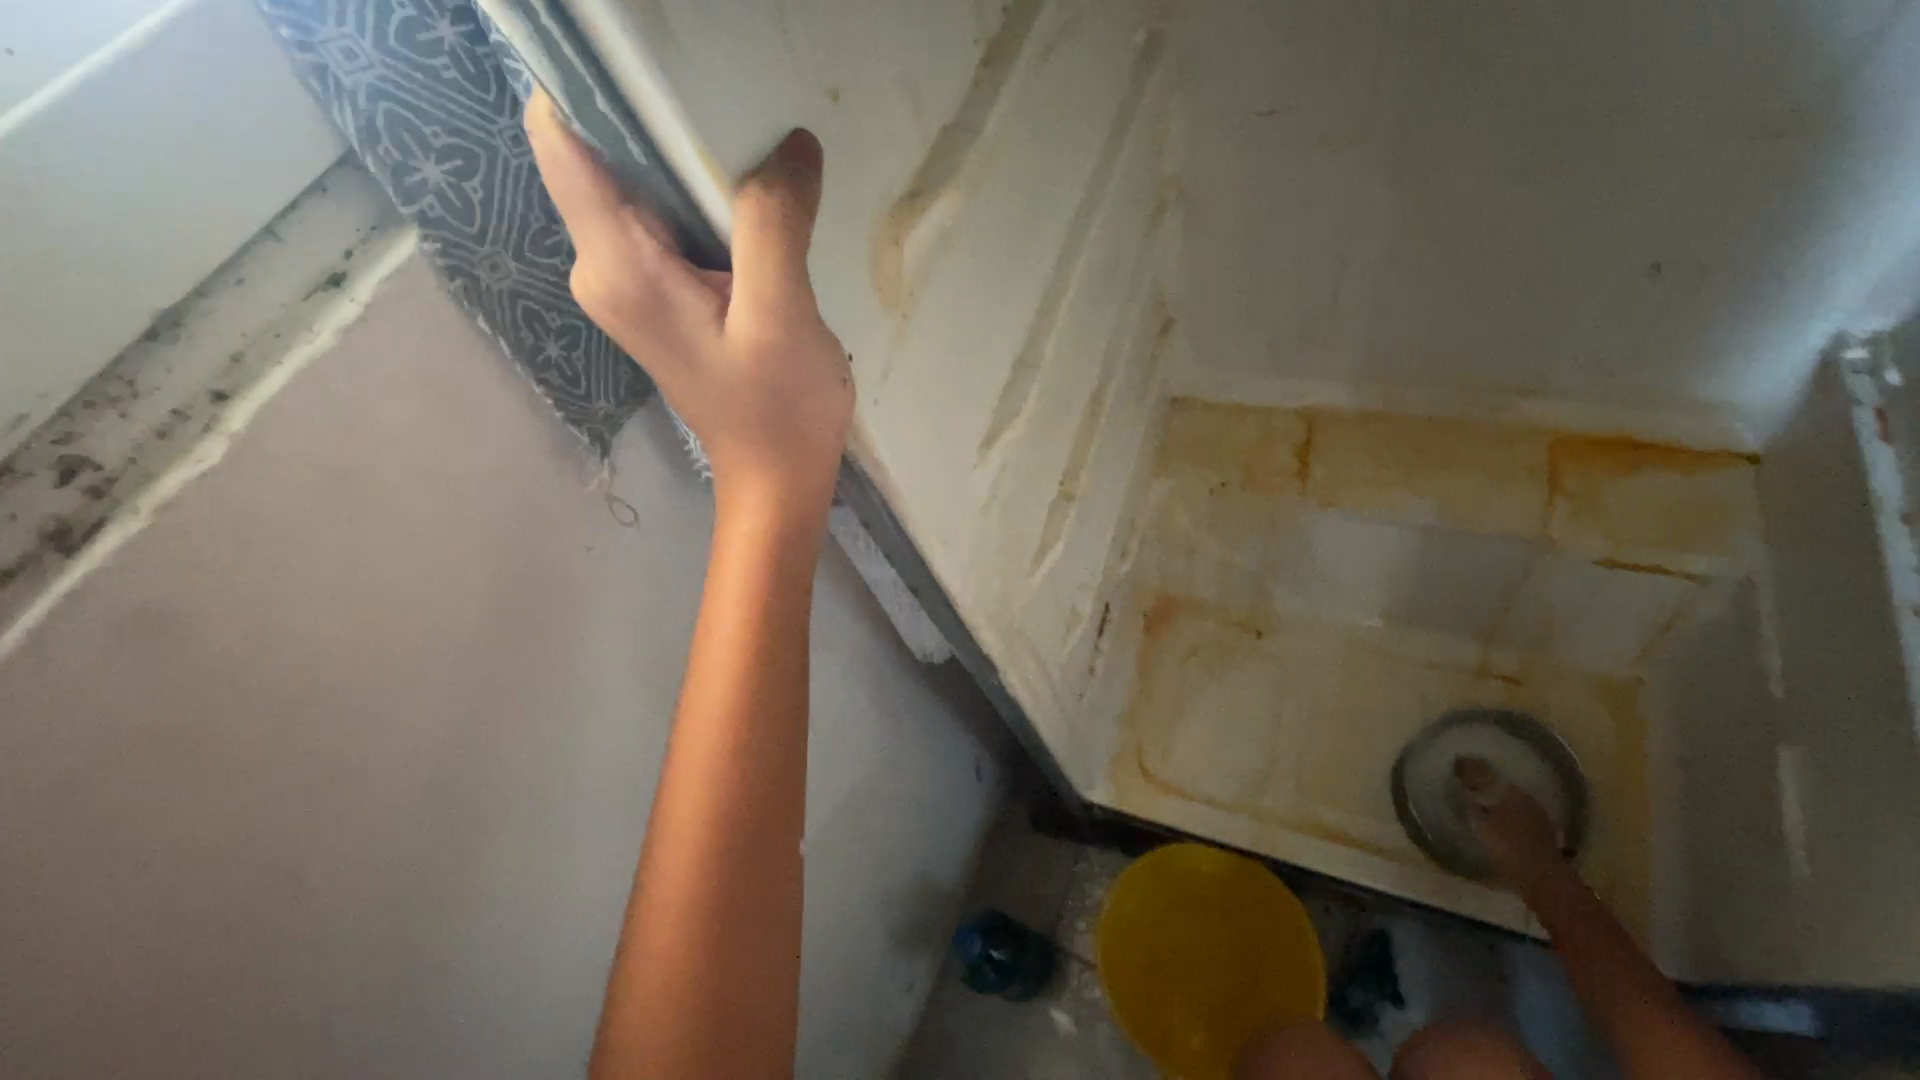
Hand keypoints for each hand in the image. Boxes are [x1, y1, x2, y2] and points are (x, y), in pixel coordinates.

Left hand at [524, 89, 852, 509]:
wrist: (777, 476)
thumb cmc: (778, 408)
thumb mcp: (781, 313)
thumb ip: (773, 221)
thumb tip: (790, 145)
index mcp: (619, 266)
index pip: (561, 138)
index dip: (586, 79)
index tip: (648, 52)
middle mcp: (604, 267)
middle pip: (598, 151)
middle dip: (651, 111)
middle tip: (726, 90)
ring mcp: (627, 281)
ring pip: (635, 180)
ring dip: (682, 151)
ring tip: (748, 137)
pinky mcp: (657, 292)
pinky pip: (662, 215)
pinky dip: (698, 191)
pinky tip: (748, 189)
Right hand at [1455, 757, 1566, 892]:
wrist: (1542, 877)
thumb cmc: (1506, 845)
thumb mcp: (1479, 823)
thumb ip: (1468, 804)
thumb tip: (1459, 789)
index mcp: (1511, 792)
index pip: (1486, 773)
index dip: (1470, 767)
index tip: (1456, 763)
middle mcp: (1527, 799)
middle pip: (1501, 787)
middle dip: (1485, 785)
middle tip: (1467, 784)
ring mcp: (1538, 817)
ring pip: (1511, 802)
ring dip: (1497, 802)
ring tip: (1481, 805)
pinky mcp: (1543, 835)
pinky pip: (1519, 817)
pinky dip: (1507, 817)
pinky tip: (1499, 823)